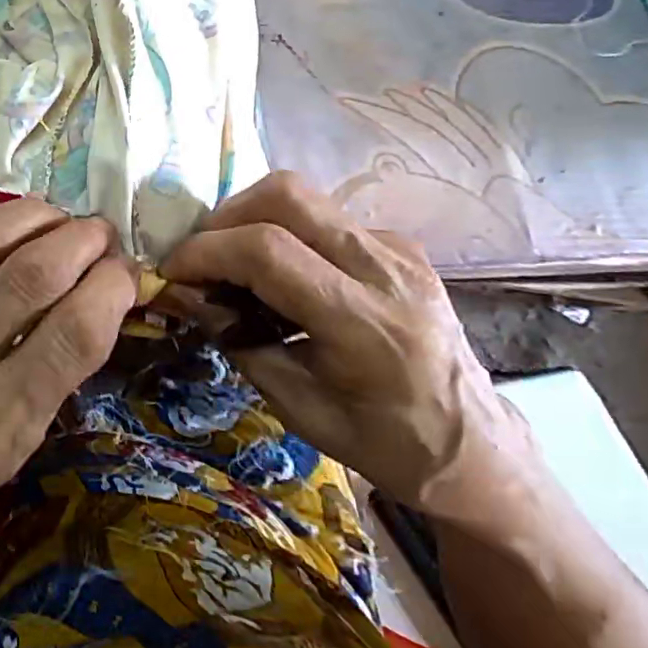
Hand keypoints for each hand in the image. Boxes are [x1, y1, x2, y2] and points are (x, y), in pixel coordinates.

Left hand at [0, 186, 137, 587]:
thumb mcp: (11, 447)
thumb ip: (56, 373)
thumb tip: (105, 288)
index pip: (74, 335)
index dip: (114, 287)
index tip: (126, 268)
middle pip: (32, 276)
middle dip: (82, 241)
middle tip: (98, 232)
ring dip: (31, 214)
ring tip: (52, 217)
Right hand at [159, 172, 539, 522]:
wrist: (476, 451)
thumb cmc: (382, 441)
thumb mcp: (294, 403)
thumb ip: (233, 338)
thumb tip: (179, 293)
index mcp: (364, 322)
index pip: (267, 250)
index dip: (204, 252)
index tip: (171, 274)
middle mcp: (386, 270)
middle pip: (285, 196)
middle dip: (224, 218)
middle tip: (201, 258)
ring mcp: (399, 250)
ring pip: (302, 196)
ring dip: (249, 218)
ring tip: (231, 262)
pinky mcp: (401, 246)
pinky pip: (323, 215)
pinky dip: (282, 230)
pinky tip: (278, 272)